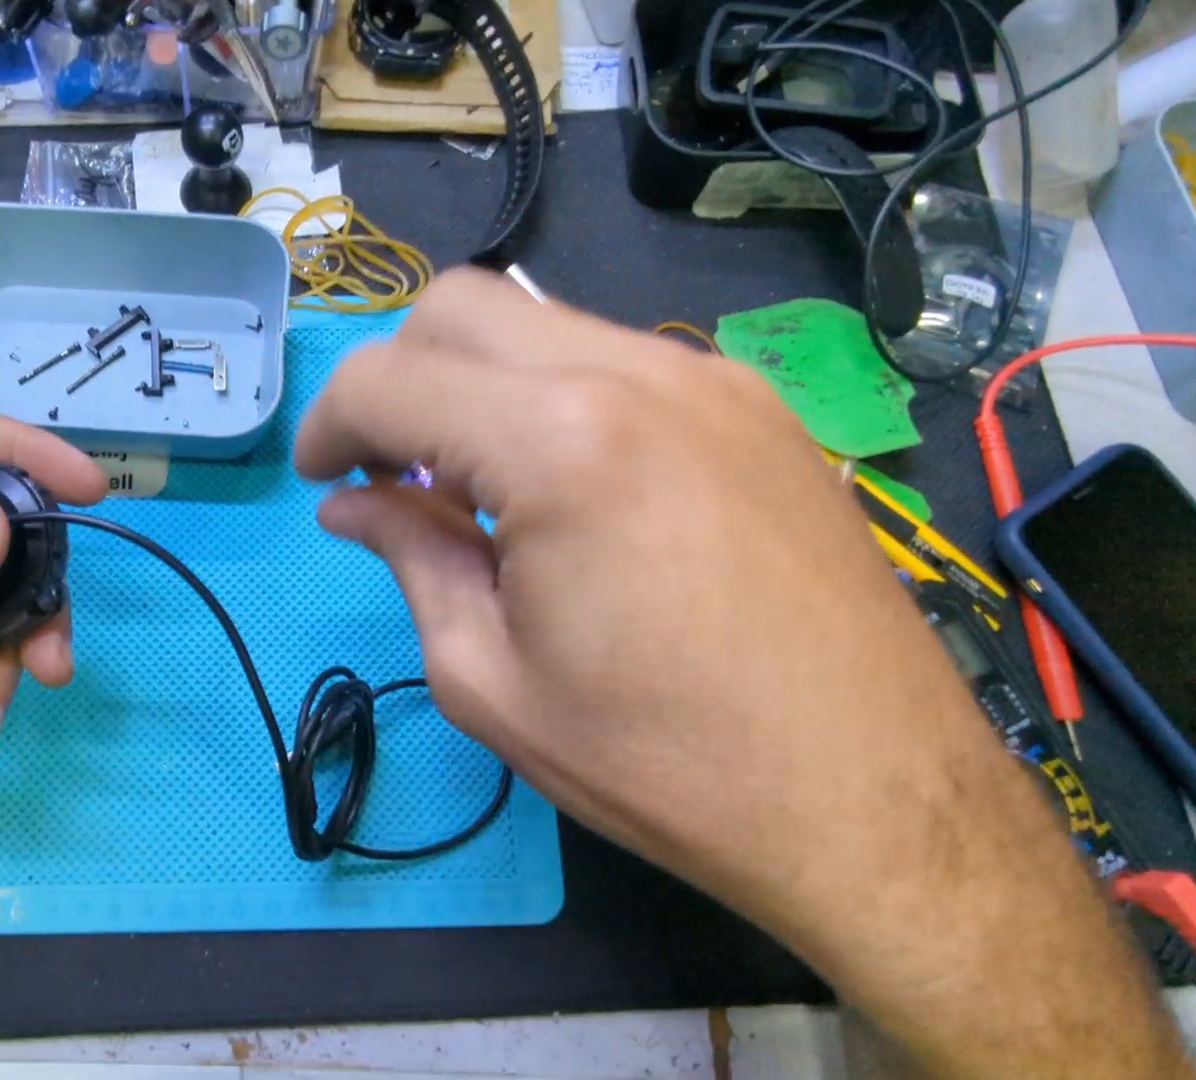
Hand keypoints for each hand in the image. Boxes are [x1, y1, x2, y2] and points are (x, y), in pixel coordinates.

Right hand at [294, 270, 1180, 1074]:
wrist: (875, 805)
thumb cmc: (658, 760)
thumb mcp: (487, 676)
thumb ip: (410, 558)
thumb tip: (352, 504)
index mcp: (556, 444)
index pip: (388, 380)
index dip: (327, 423)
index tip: (320, 480)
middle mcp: (635, 373)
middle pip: (460, 307)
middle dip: (395, 376)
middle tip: (389, 467)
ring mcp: (709, 378)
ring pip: (540, 322)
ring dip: (474, 384)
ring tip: (474, 484)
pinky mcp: (755, 406)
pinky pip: (613, 359)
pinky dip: (549, 397)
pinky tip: (563, 487)